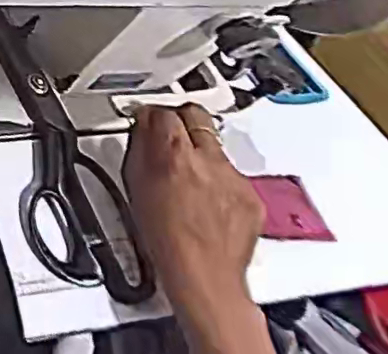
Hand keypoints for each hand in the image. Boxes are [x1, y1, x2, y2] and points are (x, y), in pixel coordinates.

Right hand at [123, 105, 264, 326]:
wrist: (202, 276)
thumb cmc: (166, 238)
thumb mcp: (136, 183)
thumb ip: (141, 147)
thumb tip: (144, 128)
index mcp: (173, 153)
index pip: (162, 111)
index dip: (152, 113)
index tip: (149, 118)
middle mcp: (207, 159)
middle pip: (195, 115)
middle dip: (181, 118)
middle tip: (172, 130)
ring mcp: (233, 178)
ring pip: (215, 146)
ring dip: (201, 153)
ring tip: (190, 178)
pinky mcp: (252, 196)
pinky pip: (233, 174)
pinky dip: (220, 179)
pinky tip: (208, 199)